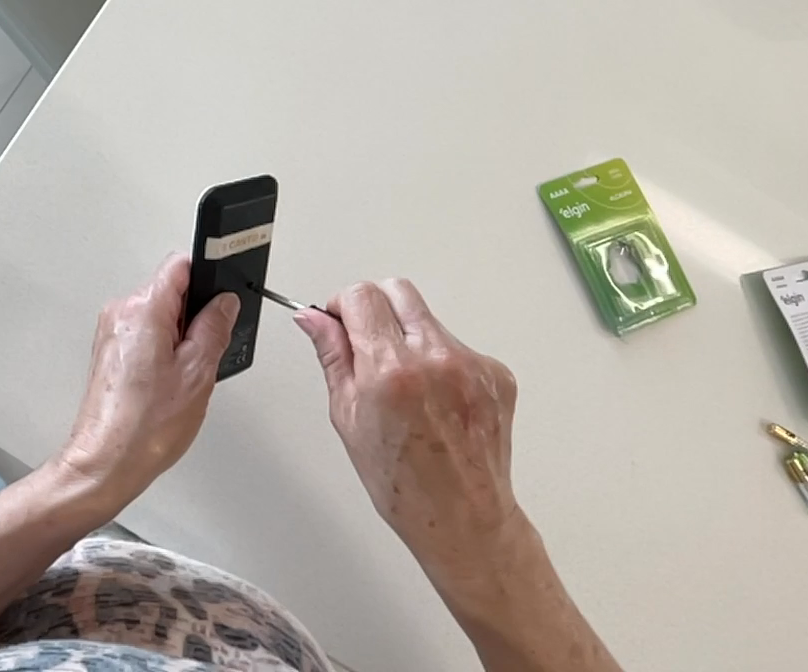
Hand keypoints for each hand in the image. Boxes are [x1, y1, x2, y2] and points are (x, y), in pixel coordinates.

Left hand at [54, 253, 238, 511]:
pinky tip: (169, 381)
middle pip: (170, 290)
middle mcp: (122, 313)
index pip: (180, 266)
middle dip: (194, 314)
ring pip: (159, 314)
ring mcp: (113, 331)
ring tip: (184, 375)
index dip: (207, 275)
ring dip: (179, 335)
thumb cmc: (143, 427)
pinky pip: (145, 333)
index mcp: (143, 309)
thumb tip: (224, 304)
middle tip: (206, 351)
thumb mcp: (197, 373)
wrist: (105, 462)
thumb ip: (213, 328)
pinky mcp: (110, 350)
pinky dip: (163, 348)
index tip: (223, 291)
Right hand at [294, 280, 525, 589]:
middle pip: (396, 289)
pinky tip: (433, 396)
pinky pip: (455, 342)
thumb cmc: (401, 480)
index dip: (341, 305)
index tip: (338, 321)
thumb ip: (332, 355)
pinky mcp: (495, 372)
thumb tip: (312, 319)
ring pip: (426, 316)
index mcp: (390, 369)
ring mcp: (470, 364)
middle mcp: (434, 358)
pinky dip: (438, 357)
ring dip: (407, 332)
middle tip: (367, 339)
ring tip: (404, 380)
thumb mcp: (347, 415)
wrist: (462, 518)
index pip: (360, 295)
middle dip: (374, 306)